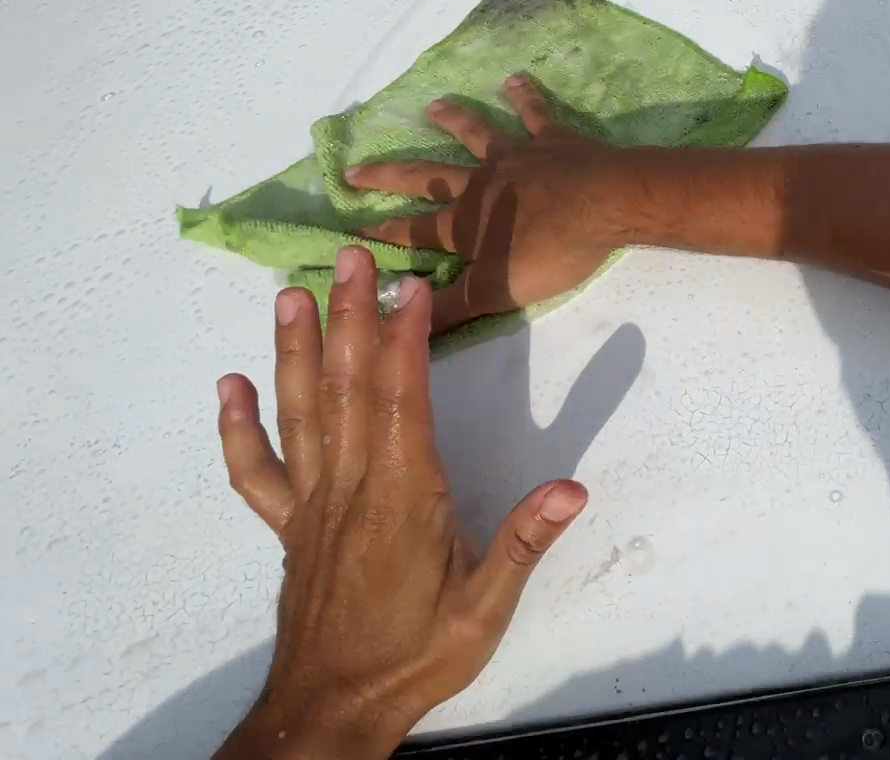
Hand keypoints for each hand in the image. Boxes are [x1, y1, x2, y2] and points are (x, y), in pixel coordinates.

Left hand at [214, 246, 587, 757]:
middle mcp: (350, 489)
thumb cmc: (419, 652)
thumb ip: (525, 541)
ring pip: (299, 415)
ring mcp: (311, 506)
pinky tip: (232, 387)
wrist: (331, 714)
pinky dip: (240, 425)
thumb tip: (573, 487)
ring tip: (292, 295)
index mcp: (402, 498)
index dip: (401, 341)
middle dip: (347, 319)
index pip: (399, 402)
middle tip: (345, 260)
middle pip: (343, 390)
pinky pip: (257, 470)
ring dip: (294, 351)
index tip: (407, 288)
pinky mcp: (290, 527)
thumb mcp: (487, 606)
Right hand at [346, 73, 631, 333]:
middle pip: (428, 178)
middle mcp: (482, 182)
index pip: (416, 232)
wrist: (609, 204)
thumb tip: (400, 322)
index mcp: (468, 222)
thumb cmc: (557, 249)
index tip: (350, 230)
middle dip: (390, 176)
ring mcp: (518, 155)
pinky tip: (515, 78)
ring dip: (454, 120)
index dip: (384, 235)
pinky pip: (535, 112)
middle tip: (354, 168)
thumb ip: (453, 306)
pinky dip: (524, 95)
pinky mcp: (555, 139)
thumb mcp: (500, 290)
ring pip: (477, 134)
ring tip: (433, 106)